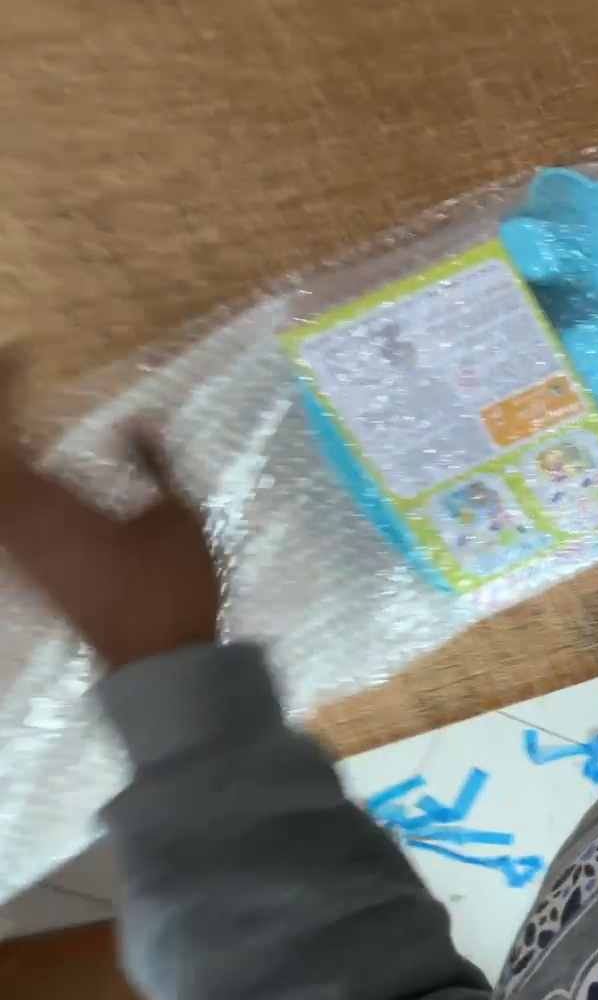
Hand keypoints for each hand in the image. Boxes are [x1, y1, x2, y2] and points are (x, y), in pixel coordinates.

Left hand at [0, 356, 220, 669]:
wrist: (153, 648)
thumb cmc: (172, 582)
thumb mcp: (178, 517)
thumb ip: (153, 465)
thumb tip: (134, 418)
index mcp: (48, 503)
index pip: (6, 431)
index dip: (8, 387)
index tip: (26, 350)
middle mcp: (11, 517)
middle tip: (7, 368)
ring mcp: (9, 539)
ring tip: (5, 408)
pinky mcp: (18, 554)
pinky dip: (3, 472)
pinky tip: (17, 464)